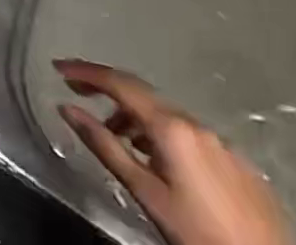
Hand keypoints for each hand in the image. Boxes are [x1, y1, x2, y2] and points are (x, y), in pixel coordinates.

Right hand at [56, 59, 292, 244]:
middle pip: (143, 92)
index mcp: (171, 127)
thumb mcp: (144, 192)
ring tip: (114, 135)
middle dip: (106, 87)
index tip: (58, 67)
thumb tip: (66, 108)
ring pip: (166, 114)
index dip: (86, 72)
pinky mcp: (236, 161)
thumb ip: (104, 145)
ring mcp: (220, 141)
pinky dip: (161, 134)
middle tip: (75, 90)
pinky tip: (156, 158)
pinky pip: (188, 133)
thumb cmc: (197, 233)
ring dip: (134, 115)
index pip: (120, 84)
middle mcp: (196, 123)